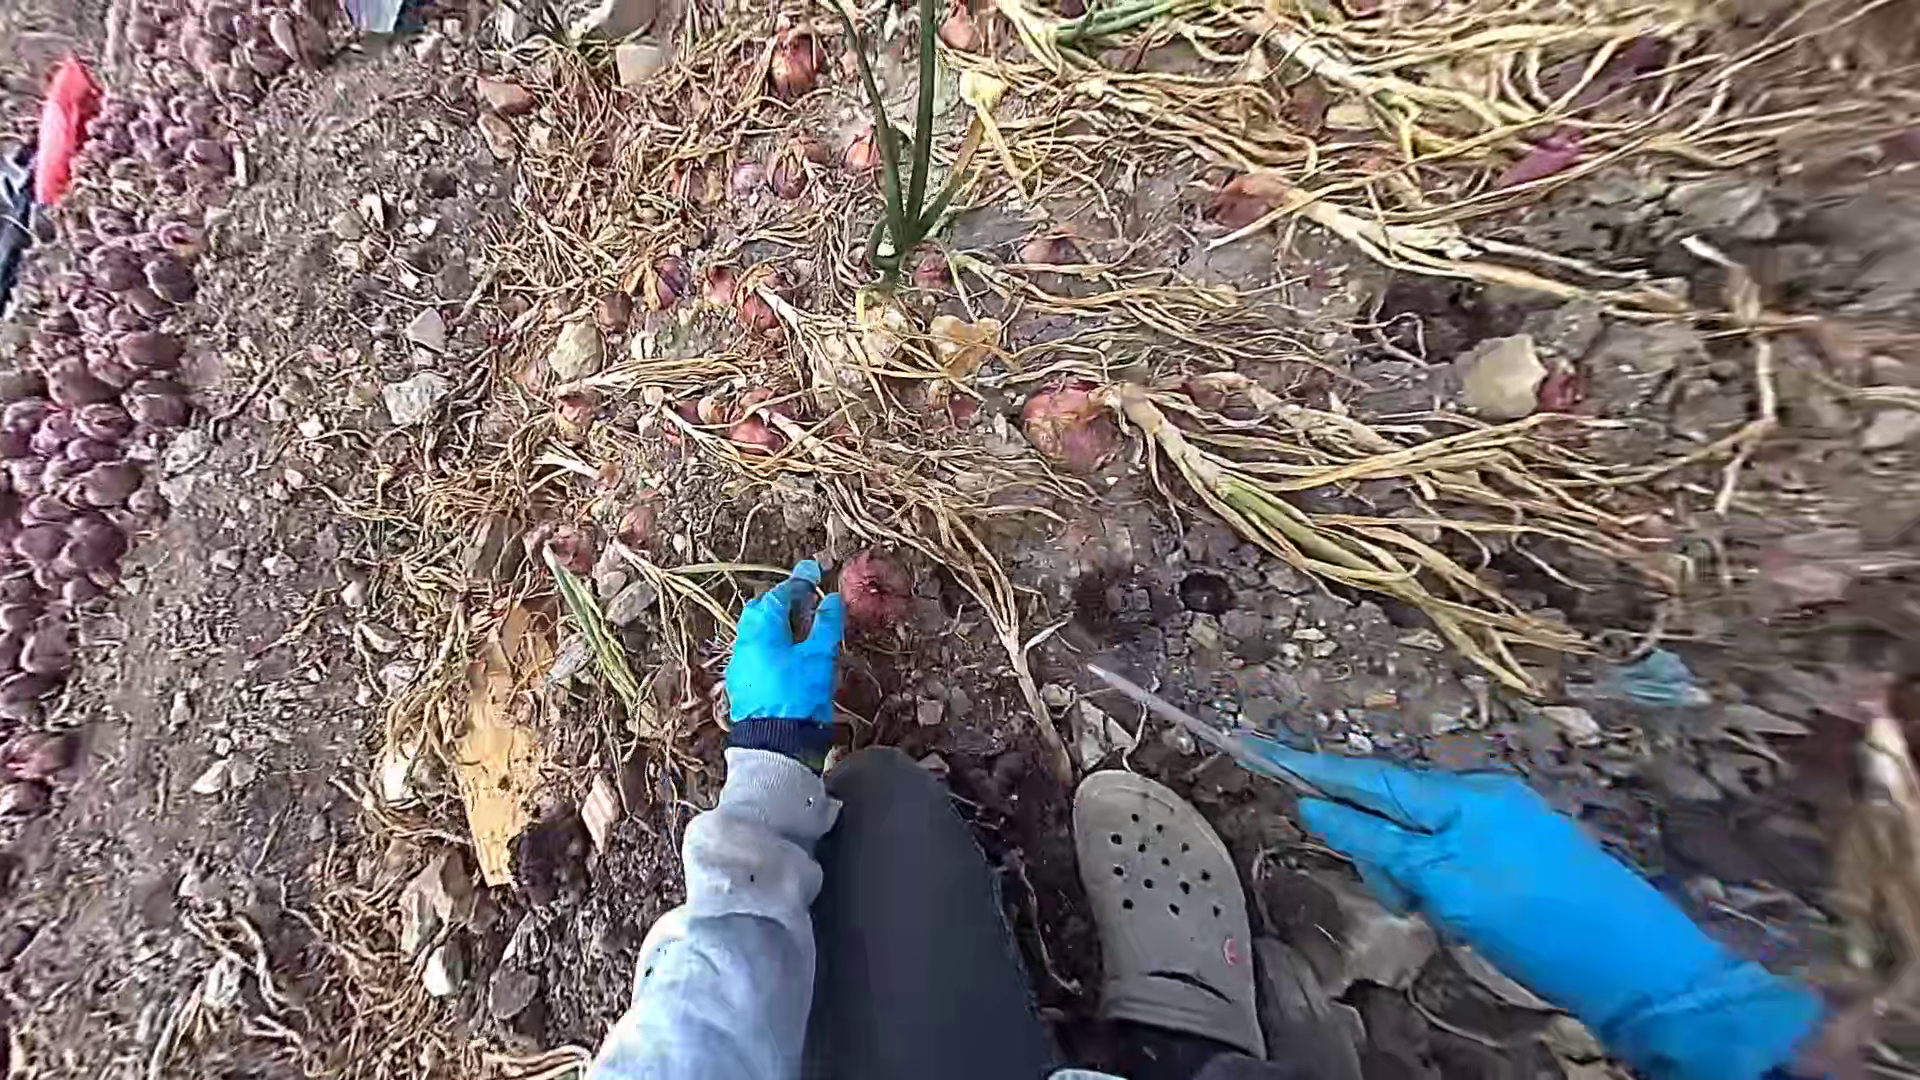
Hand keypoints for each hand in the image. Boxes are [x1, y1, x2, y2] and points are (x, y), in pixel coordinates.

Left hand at [725, 560, 845, 723]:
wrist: (775, 744)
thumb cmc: (799, 694)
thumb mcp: (819, 655)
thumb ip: (826, 623)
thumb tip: (831, 599)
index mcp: (761, 627)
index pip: (781, 593)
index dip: (800, 582)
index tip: (814, 571)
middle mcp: (744, 640)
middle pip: (764, 609)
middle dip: (786, 601)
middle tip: (810, 600)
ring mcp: (740, 661)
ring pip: (759, 630)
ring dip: (780, 623)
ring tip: (804, 627)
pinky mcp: (742, 681)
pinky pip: (757, 650)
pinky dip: (774, 643)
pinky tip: (791, 653)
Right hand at [1247, 741, 1819, 1079]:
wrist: (1657, 981)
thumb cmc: (1541, 926)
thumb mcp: (1443, 885)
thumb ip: (1373, 841)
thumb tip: (1313, 807)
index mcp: (1460, 794)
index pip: (1365, 776)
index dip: (1309, 766)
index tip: (1260, 748)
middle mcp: (1477, 791)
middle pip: (1389, 802)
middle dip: (1372, 840)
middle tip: (1391, 892)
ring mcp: (1500, 813)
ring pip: (1416, 826)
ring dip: (1403, 863)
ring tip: (1427, 908)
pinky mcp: (1516, 839)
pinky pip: (1445, 841)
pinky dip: (1430, 868)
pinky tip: (1447, 902)